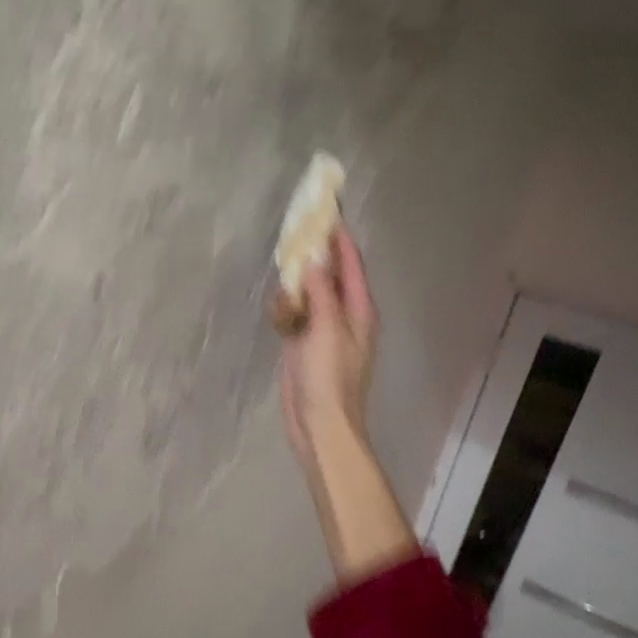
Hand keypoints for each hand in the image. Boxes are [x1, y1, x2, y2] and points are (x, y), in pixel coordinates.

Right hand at [272, 224, 377, 464]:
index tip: (326, 212)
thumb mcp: (327, 329)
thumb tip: (314, 257)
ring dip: (293, 290)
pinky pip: (294, 317)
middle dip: (311, 260)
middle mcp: (343, 316)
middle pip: (327, 277)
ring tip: (283, 292)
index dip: (340, 239)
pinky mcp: (303, 346)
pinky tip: (278, 316)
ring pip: (306, 296)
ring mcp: (322, 332)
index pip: (351, 264)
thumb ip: (321, 291)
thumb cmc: (329, 377)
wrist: (320, 424)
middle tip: (292, 240)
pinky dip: (285, 312)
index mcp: (358, 310)